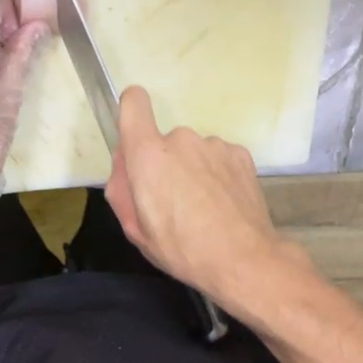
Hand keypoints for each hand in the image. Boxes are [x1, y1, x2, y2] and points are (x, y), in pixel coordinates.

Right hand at [104, 86, 291, 300]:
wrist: (242, 258)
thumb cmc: (180, 248)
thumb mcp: (134, 229)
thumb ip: (120, 188)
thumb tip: (124, 161)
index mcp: (148, 156)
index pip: (133, 104)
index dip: (130, 111)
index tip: (134, 134)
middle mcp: (181, 139)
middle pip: (162, 142)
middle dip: (162, 165)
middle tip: (170, 204)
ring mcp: (214, 144)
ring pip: (191, 152)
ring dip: (190, 171)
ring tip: (200, 209)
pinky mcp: (240, 153)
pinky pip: (215, 159)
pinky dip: (214, 176)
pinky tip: (220, 204)